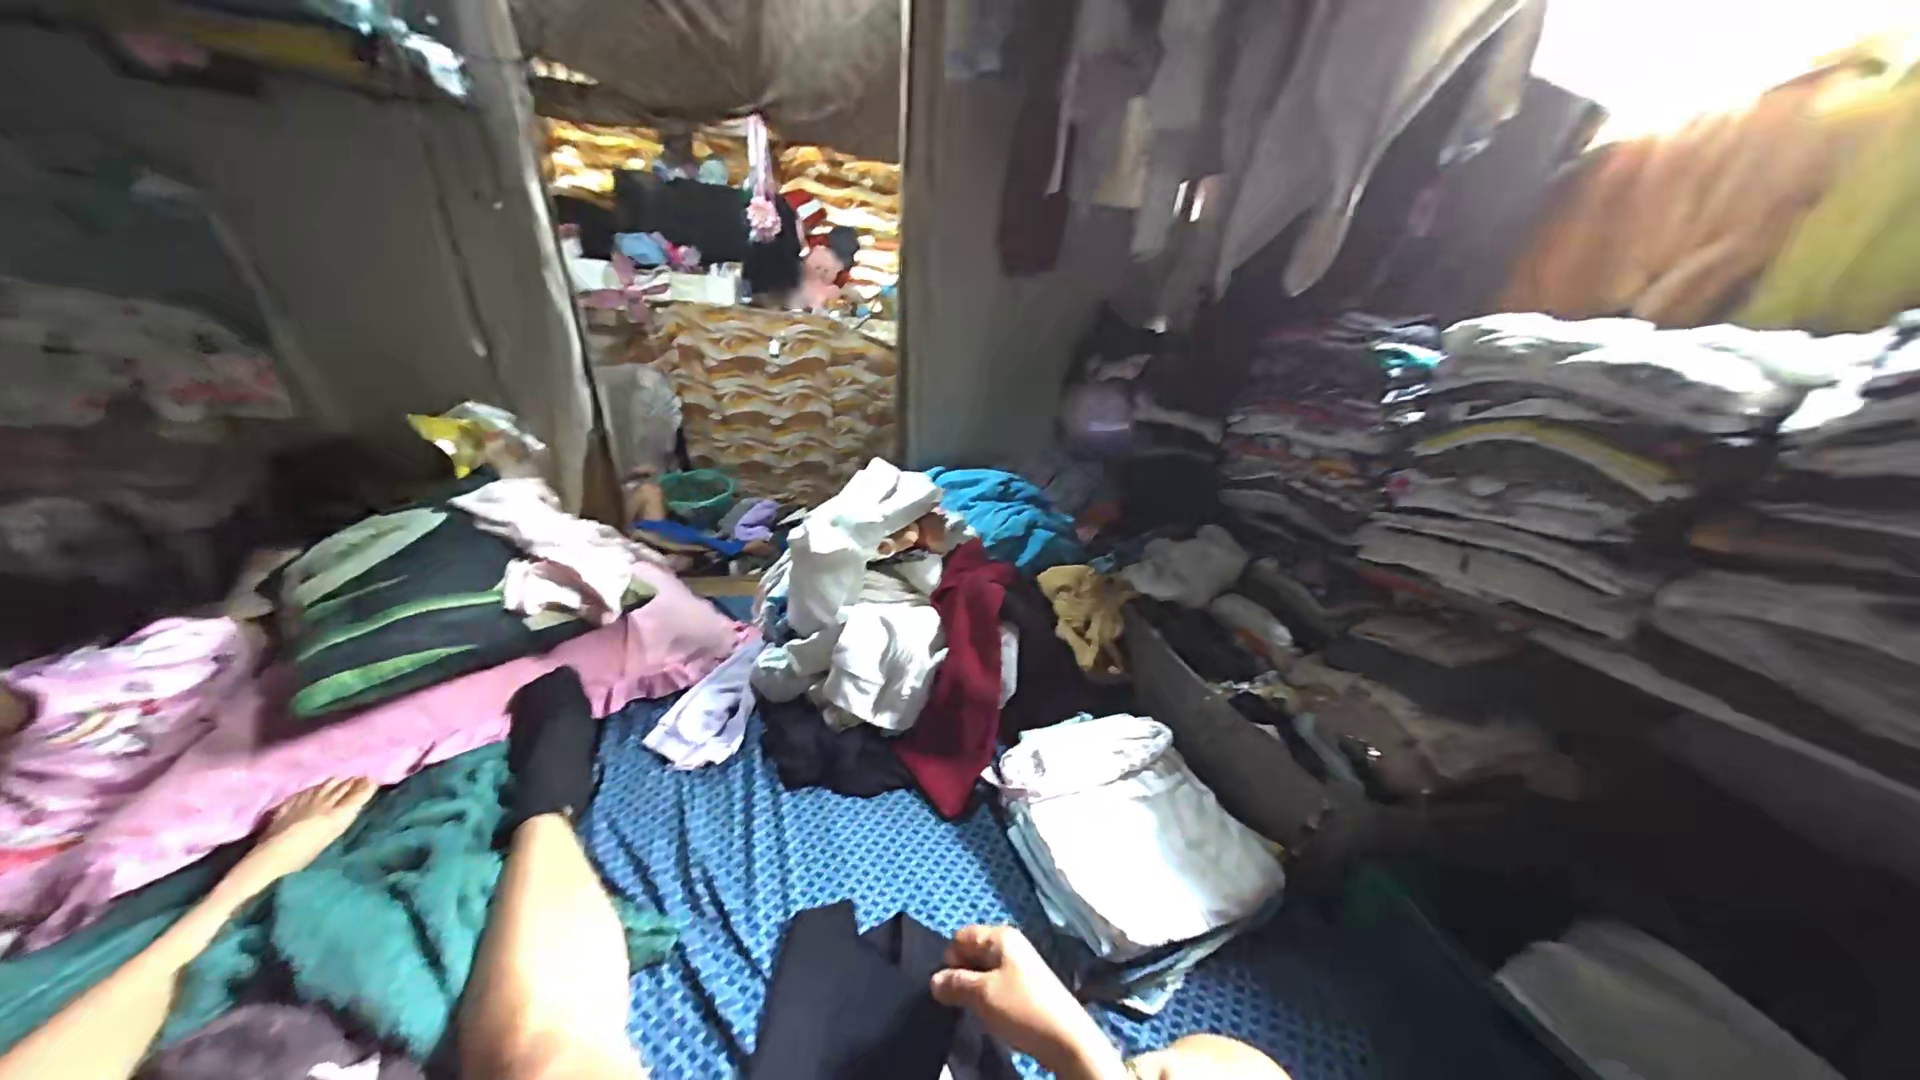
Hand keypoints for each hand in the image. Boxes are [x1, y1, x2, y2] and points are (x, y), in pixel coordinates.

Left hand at [217, 778, 376, 899]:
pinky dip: (314, 789)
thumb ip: (347, 815)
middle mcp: (323, 802)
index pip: (358, 793)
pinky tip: (315, 790)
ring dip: (335, 783)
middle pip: (342, 786)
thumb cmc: (304, 857)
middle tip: (361, 779)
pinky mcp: (286, 806)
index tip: (374, 779)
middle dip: (353, 781)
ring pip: (324, 785)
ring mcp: (302, 802)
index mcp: (338, 812)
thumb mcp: (334, 834)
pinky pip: (305, 791)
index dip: (367, 785)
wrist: (264, 865)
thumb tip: (356, 803)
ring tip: (341, 782)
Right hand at [930, 925, 1124, 1079]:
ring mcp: (1021, 964)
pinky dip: (989, 997)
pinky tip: (993, 1015)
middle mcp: (1010, 943)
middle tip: (959, 1002)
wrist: (1066, 1038)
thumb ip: (955, 984)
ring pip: (984, 970)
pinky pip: (997, 983)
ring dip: (975, 989)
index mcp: (1000, 936)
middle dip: (961, 974)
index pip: (961, 936)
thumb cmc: (1021, 1008)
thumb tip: (934, 980)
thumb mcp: (982, 995)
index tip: (948, 988)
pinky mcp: (1027, 985)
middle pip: (973, 951)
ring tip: (976, 1011)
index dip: (949, 960)